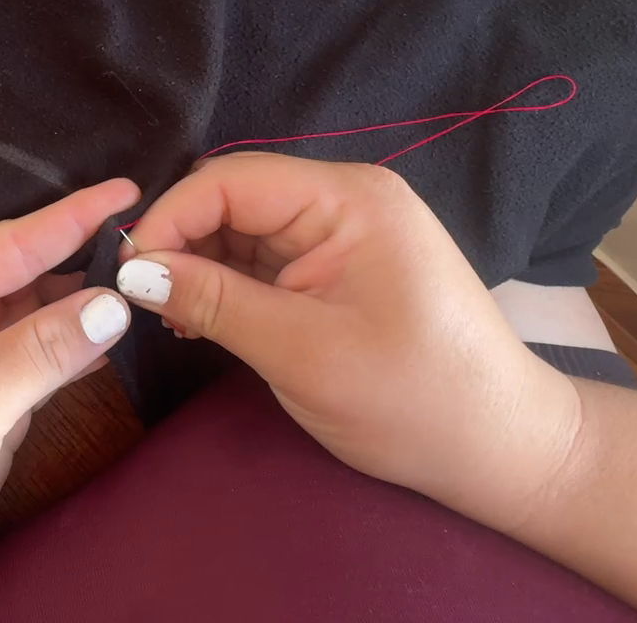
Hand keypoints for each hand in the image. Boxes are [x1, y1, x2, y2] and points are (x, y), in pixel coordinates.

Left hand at [0, 179, 139, 615]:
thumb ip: (43, 348)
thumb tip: (115, 301)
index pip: (15, 239)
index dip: (76, 215)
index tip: (131, 188)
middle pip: (31, 270)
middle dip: (87, 258)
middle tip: (158, 241)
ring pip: (39, 313)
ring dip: (88, 305)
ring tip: (152, 283)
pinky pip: (40, 355)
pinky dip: (76, 347)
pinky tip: (117, 338)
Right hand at [113, 153, 581, 527]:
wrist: (507, 454)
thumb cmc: (414, 402)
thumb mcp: (302, 353)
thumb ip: (212, 301)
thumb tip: (131, 273)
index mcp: (346, 199)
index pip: (229, 181)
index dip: (170, 218)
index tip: (130, 273)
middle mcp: (340, 196)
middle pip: (230, 197)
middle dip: (180, 242)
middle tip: (146, 300)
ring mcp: (337, 227)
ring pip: (237, 225)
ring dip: (197, 265)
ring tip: (174, 316)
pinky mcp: (331, 258)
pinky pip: (257, 252)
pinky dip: (223, 281)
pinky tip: (204, 317)